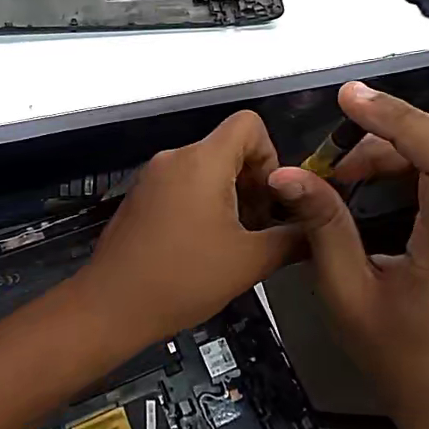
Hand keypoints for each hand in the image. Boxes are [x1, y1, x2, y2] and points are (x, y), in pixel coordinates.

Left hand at [72, 111, 299, 350]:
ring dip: (228, 198)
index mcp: (201, 162)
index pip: (248, 125)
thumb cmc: (177, 280)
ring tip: (232, 242)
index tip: (272, 195)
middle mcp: (172, 160)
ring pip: (204, 170)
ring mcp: (151, 178)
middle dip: (252, 184)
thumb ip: (292, 238)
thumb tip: (314, 230)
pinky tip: (204, 246)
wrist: (114, 304)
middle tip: (259, 227)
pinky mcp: (140, 198)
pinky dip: (200, 206)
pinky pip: (180, 186)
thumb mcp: (249, 261)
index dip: (271, 155)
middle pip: (227, 149)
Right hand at [266, 82, 428, 428]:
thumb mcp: (345, 291)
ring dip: (390, 150)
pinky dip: (400, 166)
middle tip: (330, 154)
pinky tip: (363, 186)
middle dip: (387, 134)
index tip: (350, 100)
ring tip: (338, 175)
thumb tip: (287, 176)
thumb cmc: (397, 352)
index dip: (401, 120)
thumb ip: (322, 227)